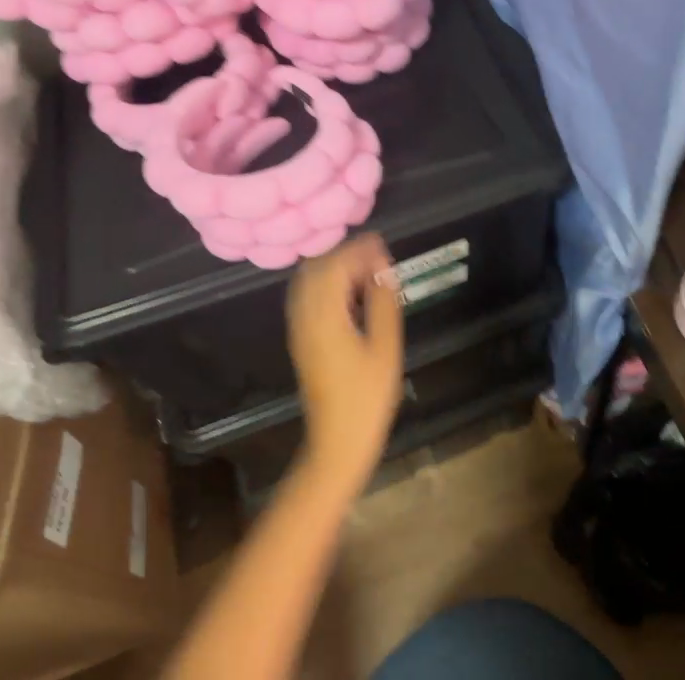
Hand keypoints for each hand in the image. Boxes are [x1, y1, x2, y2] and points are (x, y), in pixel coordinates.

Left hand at [286, 235, 404, 494]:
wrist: (338, 441)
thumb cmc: (368, 398)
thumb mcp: (385, 348)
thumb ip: (382, 303)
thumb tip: (382, 269)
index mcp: (325, 316)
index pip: (333, 266)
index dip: (356, 250)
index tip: (381, 243)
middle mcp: (305, 317)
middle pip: (316, 269)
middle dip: (343, 255)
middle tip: (376, 256)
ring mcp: (299, 330)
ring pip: (309, 283)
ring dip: (334, 269)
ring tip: (367, 272)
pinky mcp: (302, 341)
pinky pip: (308, 299)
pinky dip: (327, 286)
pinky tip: (351, 295)